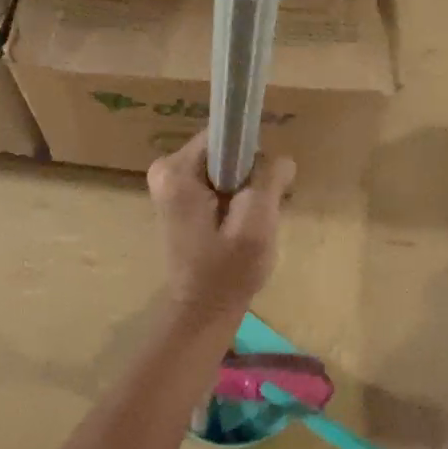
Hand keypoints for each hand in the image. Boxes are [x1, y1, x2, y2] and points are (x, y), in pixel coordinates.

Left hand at [147, 132, 295, 319]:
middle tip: (258, 210)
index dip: (251, 153)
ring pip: (222, 166)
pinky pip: (215, 180)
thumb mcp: (257, 225)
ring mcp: (168, 184)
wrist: (203, 314)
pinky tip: (237, 225)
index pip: (224, 134)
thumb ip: (269, 181)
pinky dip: (232, 197)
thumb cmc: (227, 273)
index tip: (264, 182)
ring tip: (248, 221)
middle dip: (247, 174)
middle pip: (223, 149)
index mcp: (176, 171)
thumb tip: (282, 158)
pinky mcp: (177, 199)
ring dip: (242, 188)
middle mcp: (165, 170)